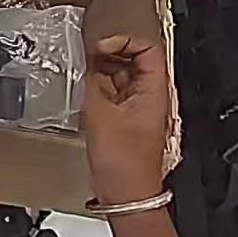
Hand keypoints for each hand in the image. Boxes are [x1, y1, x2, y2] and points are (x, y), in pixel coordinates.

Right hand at [82, 35, 169, 203]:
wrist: (125, 195)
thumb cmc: (124, 165)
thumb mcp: (101, 116)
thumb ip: (91, 84)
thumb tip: (84, 63)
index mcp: (154, 92)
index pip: (147, 49)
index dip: (125, 41)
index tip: (102, 46)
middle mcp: (149, 97)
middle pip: (134, 60)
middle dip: (110, 53)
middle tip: (88, 54)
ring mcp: (137, 107)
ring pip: (121, 75)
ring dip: (103, 68)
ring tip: (83, 68)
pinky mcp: (124, 118)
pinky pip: (112, 92)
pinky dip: (99, 85)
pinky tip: (83, 87)